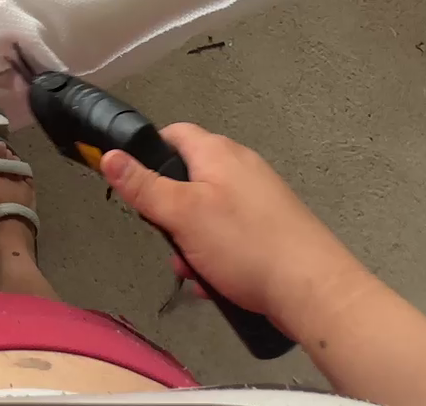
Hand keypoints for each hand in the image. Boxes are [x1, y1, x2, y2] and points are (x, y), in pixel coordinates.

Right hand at [101, 122, 372, 334]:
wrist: (315, 292)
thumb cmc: (247, 245)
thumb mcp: (180, 214)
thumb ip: (142, 185)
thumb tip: (109, 155)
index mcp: (217, 151)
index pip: (173, 133)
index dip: (149, 153)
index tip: (135, 180)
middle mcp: (240, 165)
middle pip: (189, 176)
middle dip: (171, 211)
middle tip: (166, 236)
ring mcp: (260, 196)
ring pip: (209, 210)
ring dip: (192, 239)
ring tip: (193, 269)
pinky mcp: (275, 225)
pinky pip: (233, 231)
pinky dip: (219, 252)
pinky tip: (217, 281)